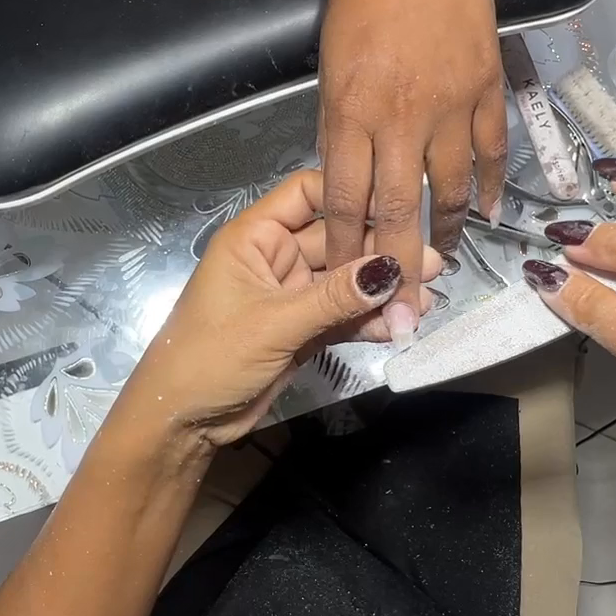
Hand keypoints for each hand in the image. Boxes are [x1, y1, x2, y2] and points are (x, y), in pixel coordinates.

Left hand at [120, 170, 442, 449]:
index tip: (399, 205)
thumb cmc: (211, 357)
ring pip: (346, 282)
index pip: (308, 193)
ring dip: (382, 291)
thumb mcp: (273, 323)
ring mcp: (292, 294)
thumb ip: (334, 297)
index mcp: (255, 236)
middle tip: (431, 265)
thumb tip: (392, 270)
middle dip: (381, 254)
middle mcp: (276, 257)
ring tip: (426, 299)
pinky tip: (401, 325)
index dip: (351, 195)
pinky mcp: (303, 329)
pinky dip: (369, 321)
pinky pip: (343, 315)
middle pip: (338, 240)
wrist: (184, 422)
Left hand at [319, 0, 506, 345]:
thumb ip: (340, 127)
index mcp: (348, 110)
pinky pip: (492, 153)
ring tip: (443, 265)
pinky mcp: (488, 88)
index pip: (344, 201)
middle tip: (403, 307)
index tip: (348, 285)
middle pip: (396, 211)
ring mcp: (450, 104)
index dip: (346, 250)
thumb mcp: (330, 64)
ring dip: (447, 233)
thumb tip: (348, 179)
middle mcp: (398, 117)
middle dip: (398, 266)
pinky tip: (489, 214)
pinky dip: (491, 187)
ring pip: (450, 190)